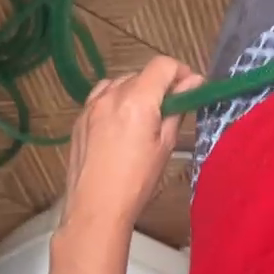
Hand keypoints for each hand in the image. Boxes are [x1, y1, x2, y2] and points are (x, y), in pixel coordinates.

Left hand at [58, 57, 202, 239]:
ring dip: (137, 90)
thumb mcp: (166, 144)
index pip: (163, 65)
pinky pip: (102, 96)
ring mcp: (91, 106)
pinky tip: (121, 122)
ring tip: (144, 116)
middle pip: (142, 73)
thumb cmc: (137, 180)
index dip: (181, 72)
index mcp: (137, 100)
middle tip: (171, 109)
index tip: (190, 89)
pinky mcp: (79, 118)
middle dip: (160, 85)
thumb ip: (178, 108)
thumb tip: (194, 83)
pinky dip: (116, 99)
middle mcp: (111, 96)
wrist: (96, 207)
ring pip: (121, 82)